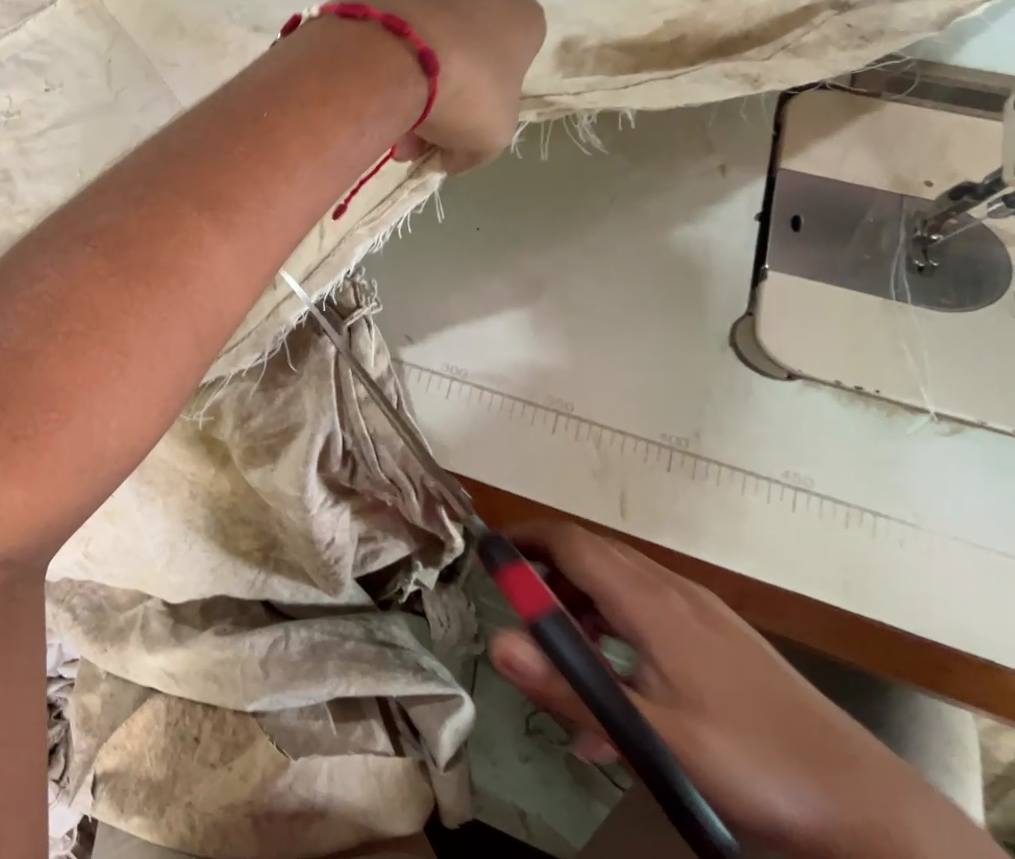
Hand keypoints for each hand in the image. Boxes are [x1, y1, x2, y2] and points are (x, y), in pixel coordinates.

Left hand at [334, 0, 544, 172]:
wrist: (392, 50)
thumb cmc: (462, 92)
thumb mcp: (489, 140)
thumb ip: (474, 150)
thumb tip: (447, 156)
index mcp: (523, 16)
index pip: (505, 73)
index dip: (473, 115)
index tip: (439, 142)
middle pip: (458, 58)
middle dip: (432, 105)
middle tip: (402, 141)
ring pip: (419, 41)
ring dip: (401, 82)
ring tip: (376, 119)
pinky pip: (382, 28)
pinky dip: (375, 55)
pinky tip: (360, 82)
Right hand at [487, 522, 998, 858]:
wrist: (869, 810)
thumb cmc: (754, 766)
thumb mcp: (653, 738)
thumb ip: (571, 690)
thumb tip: (498, 643)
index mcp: (657, 605)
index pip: (573, 544)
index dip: (522, 541)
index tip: (482, 555)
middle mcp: (679, 597)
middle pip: (594, 558)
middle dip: (543, 575)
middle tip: (512, 613)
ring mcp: (706, 618)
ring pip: (620, 588)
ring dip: (577, 611)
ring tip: (561, 664)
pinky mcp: (722, 644)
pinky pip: (648, 616)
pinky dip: (612, 633)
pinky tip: (615, 693)